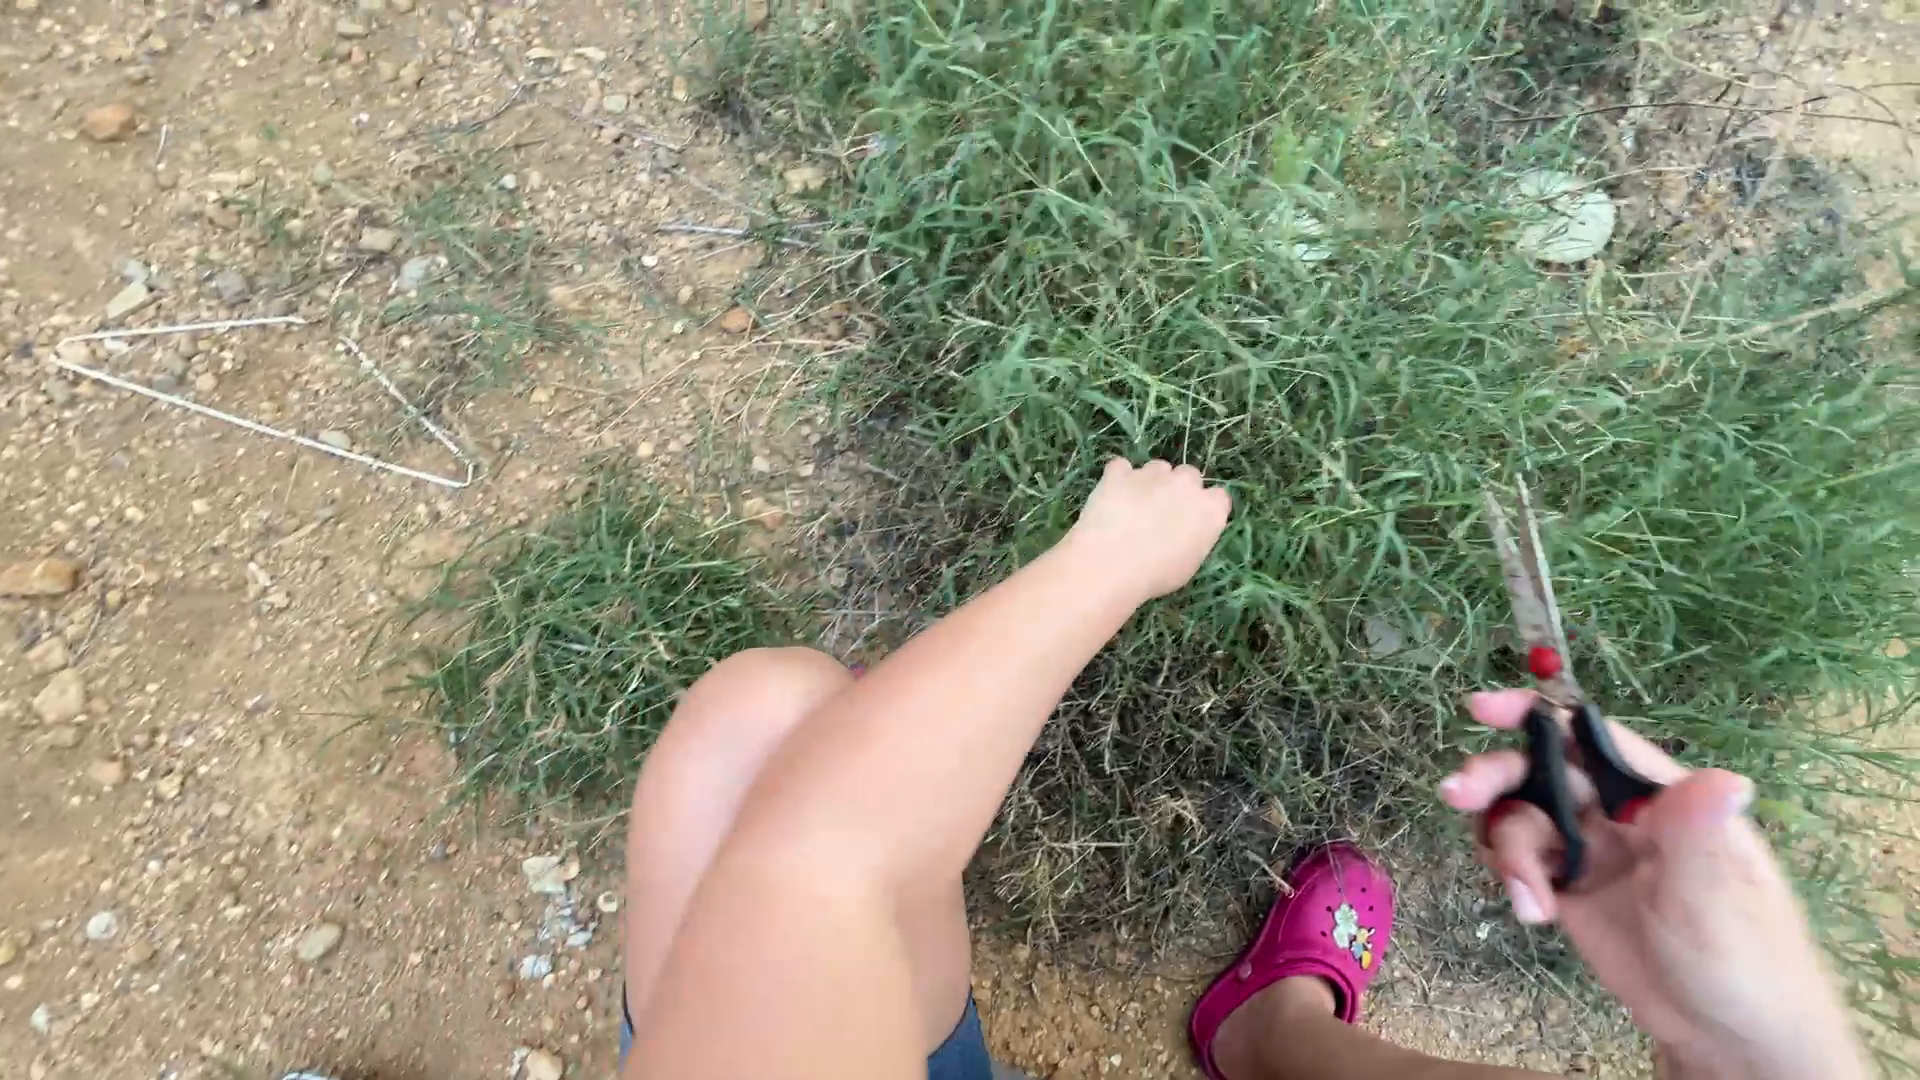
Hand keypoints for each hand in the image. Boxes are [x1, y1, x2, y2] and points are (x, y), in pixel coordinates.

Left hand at [1065, 458, 1230, 600]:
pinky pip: (1120, 467)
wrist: (1111, 565)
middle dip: (1178, 489)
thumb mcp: (1189, 564)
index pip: (1218, 497)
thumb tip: (1186, 531)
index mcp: (1210, 509)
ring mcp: (1152, 474)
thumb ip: (1194, 537)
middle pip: (1188, 475)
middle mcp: (1185, 484)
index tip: (1190, 520)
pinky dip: (1117, 478)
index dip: (1203, 507)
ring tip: (1131, 506)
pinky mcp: (1119, 473)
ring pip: (1156, 468)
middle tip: (1160, 512)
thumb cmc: (1155, 575)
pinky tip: (1111, 495)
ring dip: (1149, 481)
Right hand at [1441, 690, 1866, 1079]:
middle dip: (1492, 779)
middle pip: (1535, 771)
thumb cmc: (1744, 965)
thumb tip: (1724, 777)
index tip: (1480, 708)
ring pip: (1515, 814)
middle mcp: (1614, 811)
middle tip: (1456, 796)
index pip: (1590, 738)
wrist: (1724, 1040)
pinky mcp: (1559, 879)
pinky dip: (1510, 875)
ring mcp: (1584, 845)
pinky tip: (1532, 910)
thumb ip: (1698, 837)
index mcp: (1659, 799)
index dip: (1534, 714)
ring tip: (1526, 894)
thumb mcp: (1716, 901)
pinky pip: (1512, 854)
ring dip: (1506, 846)